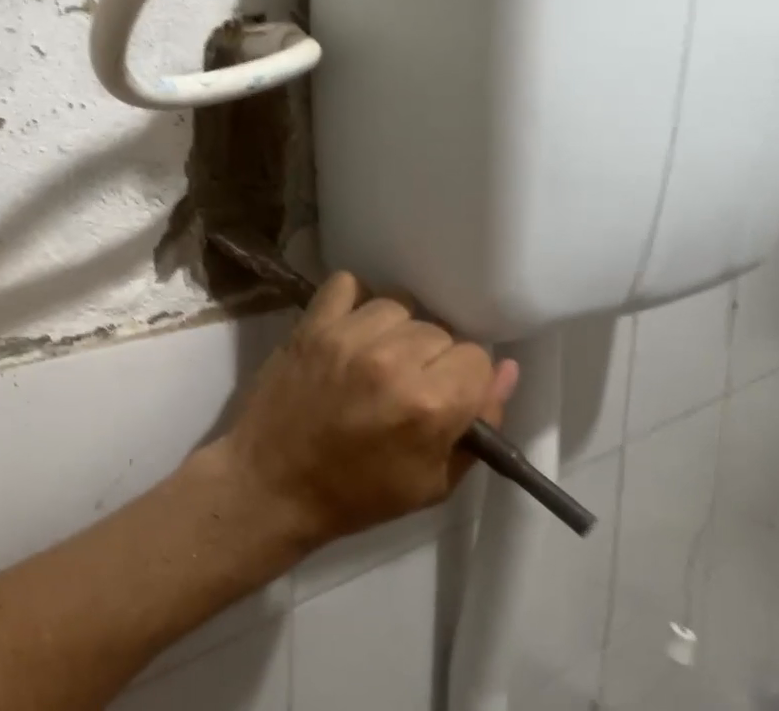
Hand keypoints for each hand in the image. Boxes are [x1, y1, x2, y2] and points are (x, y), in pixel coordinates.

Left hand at [216, 272, 518, 543]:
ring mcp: (346, 337)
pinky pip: (346, 284)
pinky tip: (351, 330)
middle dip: (432, 358)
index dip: (466, 380)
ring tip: (377, 358)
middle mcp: (391, 360)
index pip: (477, 357)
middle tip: (407, 386)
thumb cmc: (357, 494)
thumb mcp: (434, 481)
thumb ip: (480, 423)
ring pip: (398, 305)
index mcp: (429, 404)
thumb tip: (506, 370)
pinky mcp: (310, 325)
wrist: (272, 484)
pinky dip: (354, 301)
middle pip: (439, 330)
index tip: (445, 398)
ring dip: (395, 330)